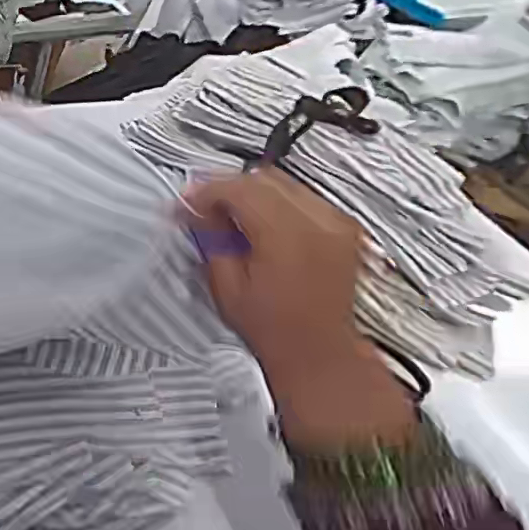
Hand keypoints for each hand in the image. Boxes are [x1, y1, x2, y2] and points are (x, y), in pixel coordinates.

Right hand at [184, 168, 364, 364]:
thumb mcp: (227, 287)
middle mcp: (319, 222)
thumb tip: (197, 213)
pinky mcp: (342, 227)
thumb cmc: (275, 329)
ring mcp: (335, 222)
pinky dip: (274, 201)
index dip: (206, 192)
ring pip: (285, 182)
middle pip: (264, 179)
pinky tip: (255, 222)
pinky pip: (303, 197)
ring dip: (250, 192)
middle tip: (200, 205)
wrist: (316, 350)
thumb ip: (212, 241)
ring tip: (225, 214)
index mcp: (288, 236)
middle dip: (226, 187)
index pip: (240, 190)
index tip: (187, 202)